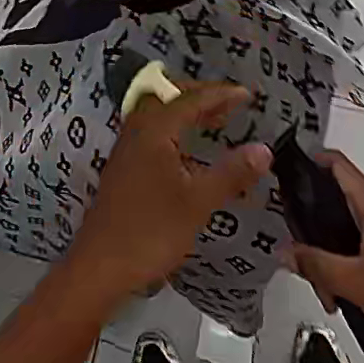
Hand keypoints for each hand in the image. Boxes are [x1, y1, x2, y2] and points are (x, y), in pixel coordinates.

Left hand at [67, 84, 271, 297]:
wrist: (99, 268)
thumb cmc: (150, 232)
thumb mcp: (198, 203)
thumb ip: (232, 173)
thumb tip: (264, 149)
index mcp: (154, 130)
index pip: (192, 100)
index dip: (222, 95)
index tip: (248, 95)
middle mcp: (138, 130)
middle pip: (171, 98)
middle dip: (202, 96)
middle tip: (231, 103)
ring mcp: (127, 148)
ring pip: (160, 114)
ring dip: (187, 112)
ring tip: (215, 120)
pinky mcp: (124, 168)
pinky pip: (154, 131)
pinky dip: (176, 129)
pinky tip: (188, 152)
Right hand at [289, 151, 363, 362]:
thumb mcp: (358, 285)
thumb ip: (317, 265)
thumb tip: (287, 251)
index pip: (337, 165)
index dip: (309, 161)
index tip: (285, 172)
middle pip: (336, 197)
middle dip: (311, 218)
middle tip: (295, 240)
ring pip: (344, 229)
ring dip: (326, 250)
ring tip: (320, 282)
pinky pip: (357, 251)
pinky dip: (341, 266)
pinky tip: (339, 293)